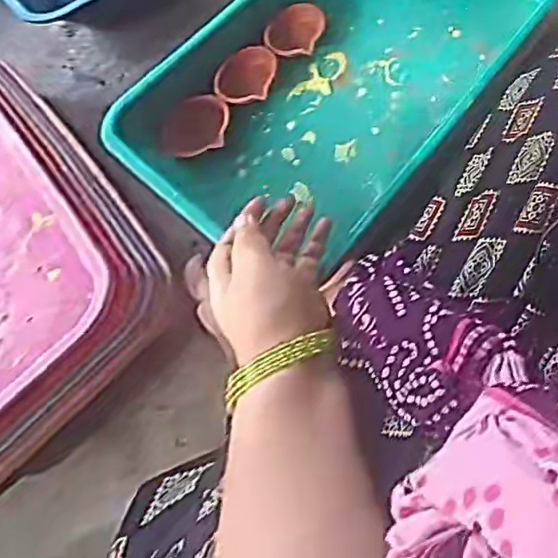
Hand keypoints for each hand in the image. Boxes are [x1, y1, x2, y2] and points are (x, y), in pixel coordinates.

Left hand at [192, 196, 333, 366]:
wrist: (296, 357)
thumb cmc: (267, 309)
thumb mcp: (251, 268)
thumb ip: (249, 239)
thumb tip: (245, 217)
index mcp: (226, 281)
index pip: (228, 245)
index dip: (243, 221)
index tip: (262, 199)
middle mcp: (250, 287)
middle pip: (259, 248)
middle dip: (273, 222)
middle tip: (290, 199)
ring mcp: (279, 294)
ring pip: (288, 255)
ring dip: (300, 230)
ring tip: (314, 207)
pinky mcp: (305, 299)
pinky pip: (312, 266)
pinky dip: (320, 246)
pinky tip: (330, 230)